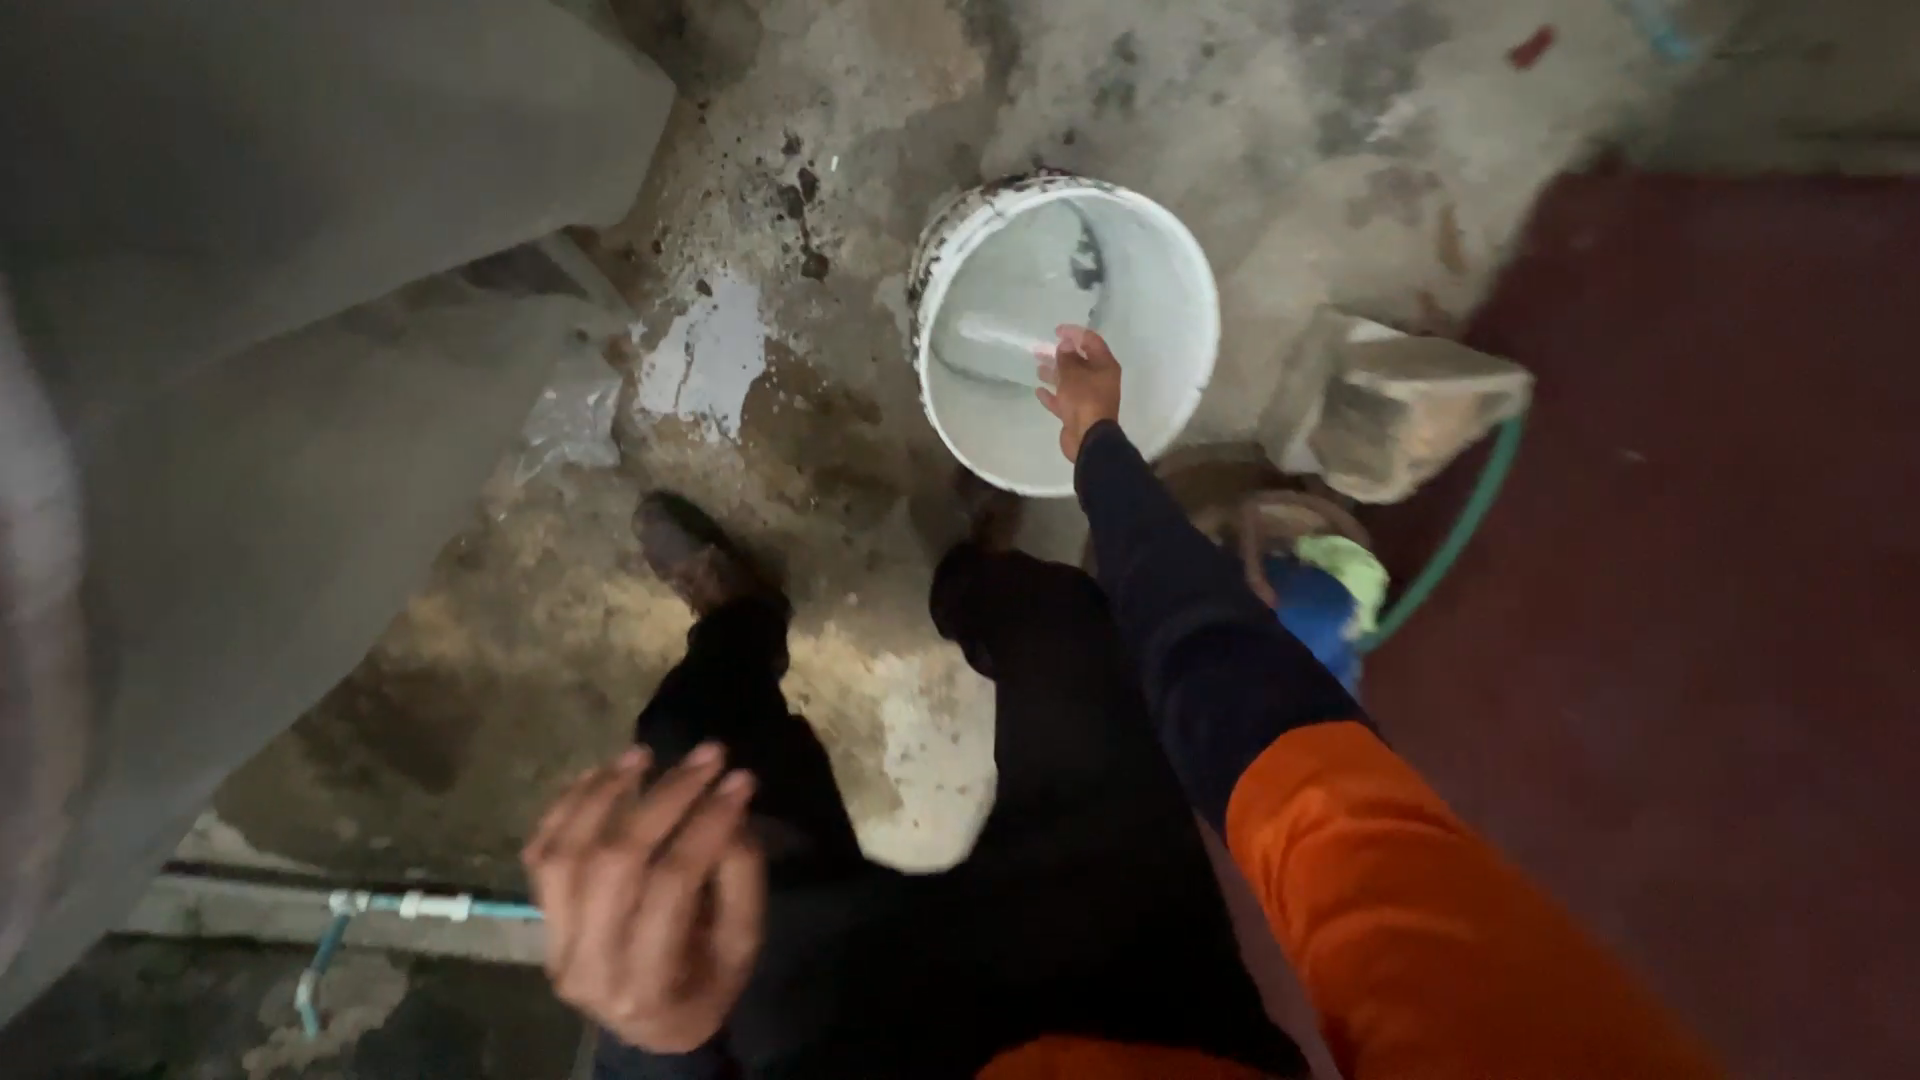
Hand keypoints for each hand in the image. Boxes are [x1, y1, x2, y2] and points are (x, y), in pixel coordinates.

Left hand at [523, 744, 764, 1052]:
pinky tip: (599, 772)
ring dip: (605, 793)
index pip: (673, 883)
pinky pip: (541, 856)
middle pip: (616, 861)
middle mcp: (588, 966)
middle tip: (708, 754)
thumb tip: (728, 803)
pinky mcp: (542, 923)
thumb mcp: (744, 939)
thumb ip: (740, 874)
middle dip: (667, 796)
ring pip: (566, 854)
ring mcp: (554, 944)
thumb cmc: (709, 978)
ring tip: (644, 753)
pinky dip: (565, 808)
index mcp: (649, 983)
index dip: (708, 822)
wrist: (653, 1024)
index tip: (741, 777)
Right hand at [1036, 324, 1121, 462]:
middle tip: (1041, 349)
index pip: (1091, 341)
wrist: (1088, 438)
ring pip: (1070, 381)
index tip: (1056, 331)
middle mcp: (1099, 380)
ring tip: (1038, 367)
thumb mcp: (1073, 374)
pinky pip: (1064, 400)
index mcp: (1104, 366)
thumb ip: (1067, 358)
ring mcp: (1089, 398)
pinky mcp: (1078, 414)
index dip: (1074, 333)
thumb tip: (1065, 345)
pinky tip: (1039, 391)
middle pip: (1079, 362)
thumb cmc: (1084, 400)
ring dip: (1055, 374)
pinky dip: (1053, 395)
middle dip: (1060, 355)